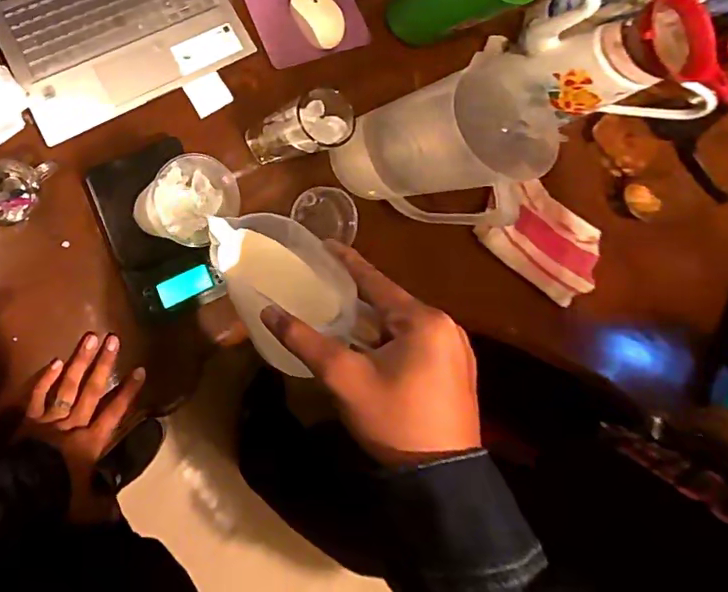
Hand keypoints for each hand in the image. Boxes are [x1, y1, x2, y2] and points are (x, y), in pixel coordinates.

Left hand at [19, 331, 146, 522]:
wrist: (21, 493)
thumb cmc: (56, 499)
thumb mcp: (83, 509)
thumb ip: (101, 507)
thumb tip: (118, 517)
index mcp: (90, 443)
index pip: (113, 413)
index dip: (127, 392)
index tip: (139, 370)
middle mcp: (73, 424)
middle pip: (92, 390)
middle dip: (104, 364)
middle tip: (114, 338)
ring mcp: (50, 419)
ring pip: (68, 385)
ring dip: (80, 361)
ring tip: (90, 336)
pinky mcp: (29, 420)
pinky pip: (38, 396)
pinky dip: (46, 379)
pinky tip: (55, 360)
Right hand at [261, 244, 480, 466]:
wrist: (443, 483)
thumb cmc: (394, 421)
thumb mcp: (344, 379)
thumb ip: (305, 340)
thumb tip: (268, 311)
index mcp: (423, 319)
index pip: (376, 280)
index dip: (347, 261)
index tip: (325, 244)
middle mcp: (446, 326)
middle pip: (391, 302)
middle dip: (359, 295)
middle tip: (326, 284)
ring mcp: (457, 351)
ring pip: (404, 324)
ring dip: (375, 320)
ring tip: (343, 312)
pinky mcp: (458, 373)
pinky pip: (417, 342)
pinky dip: (392, 338)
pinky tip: (372, 346)